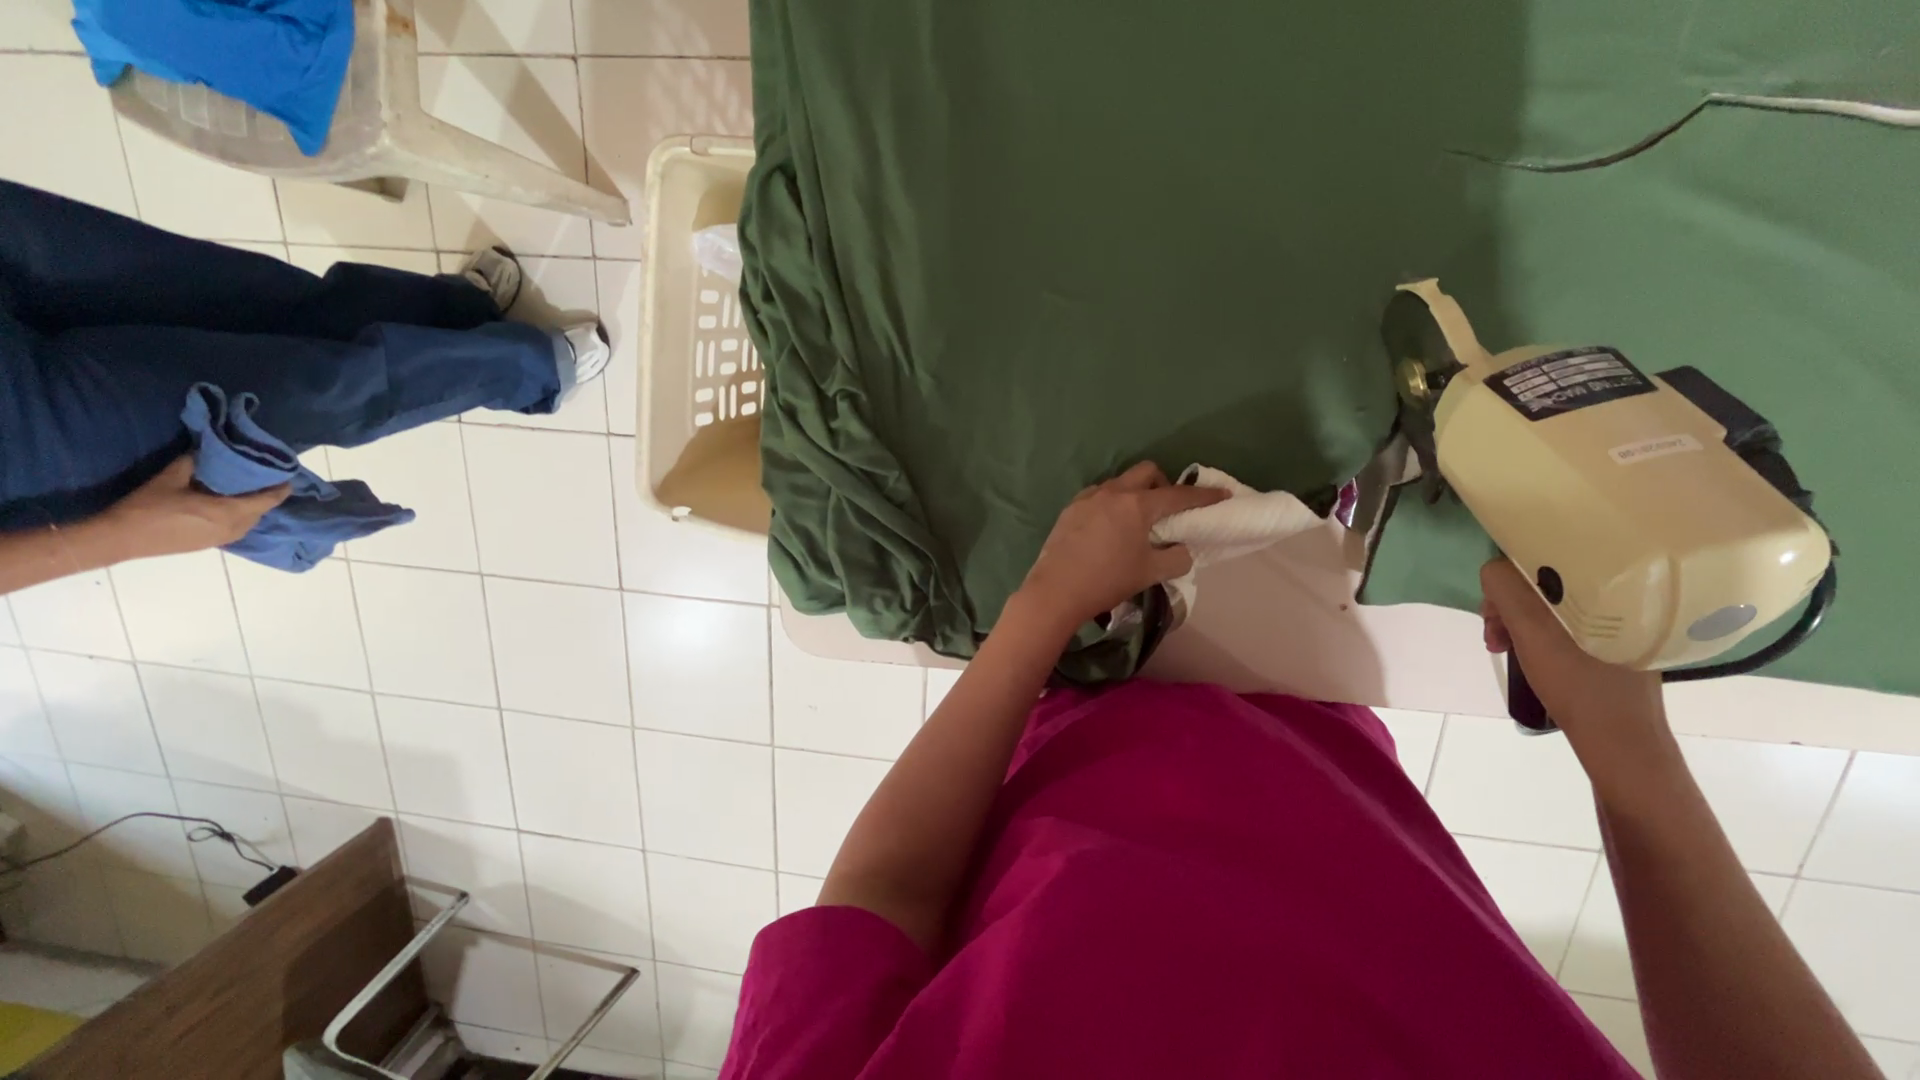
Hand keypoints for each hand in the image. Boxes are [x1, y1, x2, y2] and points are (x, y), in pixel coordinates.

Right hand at [96, 457, 290, 561]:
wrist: (119, 538)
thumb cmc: (147, 507)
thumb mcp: (170, 478)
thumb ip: (192, 463)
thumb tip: (205, 450)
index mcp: (229, 512)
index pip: (267, 501)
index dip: (280, 490)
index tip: (287, 478)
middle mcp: (233, 528)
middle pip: (260, 512)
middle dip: (266, 498)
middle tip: (263, 481)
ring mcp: (222, 539)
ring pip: (249, 522)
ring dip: (252, 509)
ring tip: (247, 492)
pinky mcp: (210, 545)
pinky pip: (236, 529)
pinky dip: (239, 517)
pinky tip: (228, 507)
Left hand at [1015, 462, 1227, 631]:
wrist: (1056, 591)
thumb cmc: (1108, 580)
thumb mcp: (1151, 573)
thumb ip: (1176, 557)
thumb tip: (1180, 548)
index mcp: (1138, 505)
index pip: (1179, 495)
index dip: (1204, 495)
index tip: (1222, 495)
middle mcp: (1113, 492)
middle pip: (1147, 472)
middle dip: (1164, 484)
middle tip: (1169, 508)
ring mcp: (1088, 497)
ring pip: (1120, 482)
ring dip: (1136, 493)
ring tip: (1137, 520)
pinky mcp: (1070, 508)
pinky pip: (1099, 495)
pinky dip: (1112, 503)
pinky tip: (1110, 526)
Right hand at [1480, 557, 1670, 759]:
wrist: (1620, 742)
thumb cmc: (1576, 683)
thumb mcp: (1531, 632)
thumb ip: (1507, 592)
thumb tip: (1493, 571)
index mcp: (1608, 584)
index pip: (1542, 559)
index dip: (1508, 583)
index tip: (1496, 617)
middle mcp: (1620, 597)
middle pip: (1543, 585)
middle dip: (1509, 608)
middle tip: (1496, 640)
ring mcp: (1621, 624)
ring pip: (1551, 607)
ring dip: (1519, 625)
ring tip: (1506, 652)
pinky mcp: (1618, 646)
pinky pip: (1566, 626)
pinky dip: (1540, 637)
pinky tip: (1532, 659)